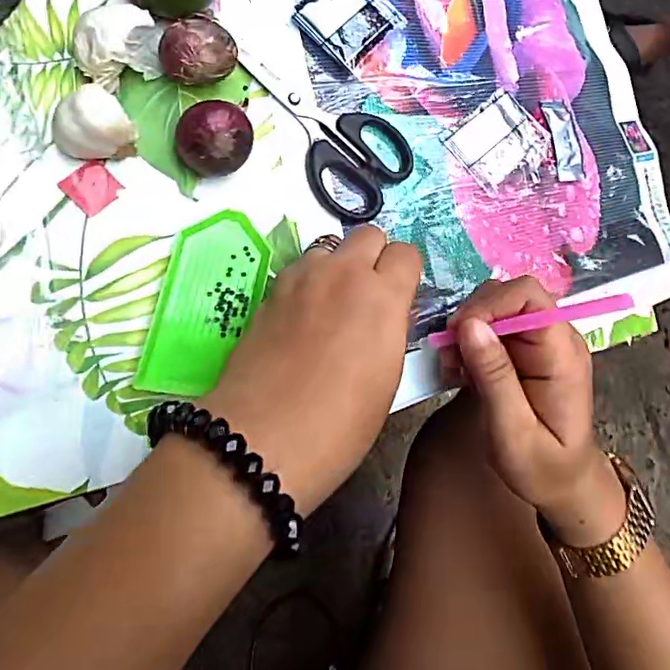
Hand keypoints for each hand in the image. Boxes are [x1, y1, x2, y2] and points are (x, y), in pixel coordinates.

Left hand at [200, 226, 421, 508]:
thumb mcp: (387, 379)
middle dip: (374, 256)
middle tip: (369, 294)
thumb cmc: (339, 424)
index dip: (405, 274)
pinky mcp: (269, 291)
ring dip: (336, 268)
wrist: (263, 435)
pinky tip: (300, 320)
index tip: (401, 297)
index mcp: (382, 296)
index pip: (406, 253)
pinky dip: (307, 284)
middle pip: (368, 234)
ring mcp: (301, 278)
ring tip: (330, 308)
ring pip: (329, 248)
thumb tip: (386, 316)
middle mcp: (343, 274)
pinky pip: (299, 270)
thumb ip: (390, 331)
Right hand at [449, 277, 624, 545]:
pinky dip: (466, 342)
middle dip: (472, 317)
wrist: (563, 487)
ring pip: (493, 307)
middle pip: (507, 295)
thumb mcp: (513, 433)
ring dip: (466, 331)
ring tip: (455, 368)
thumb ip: (494, 377)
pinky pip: (489, 326)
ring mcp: (538, 341)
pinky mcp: (521, 348)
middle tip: (451, 355)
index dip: (490, 303)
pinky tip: (461, 371)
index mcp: (562, 353)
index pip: (529, 295)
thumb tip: (469, 324)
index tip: (459, 333)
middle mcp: (554, 337)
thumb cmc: (543, 469)